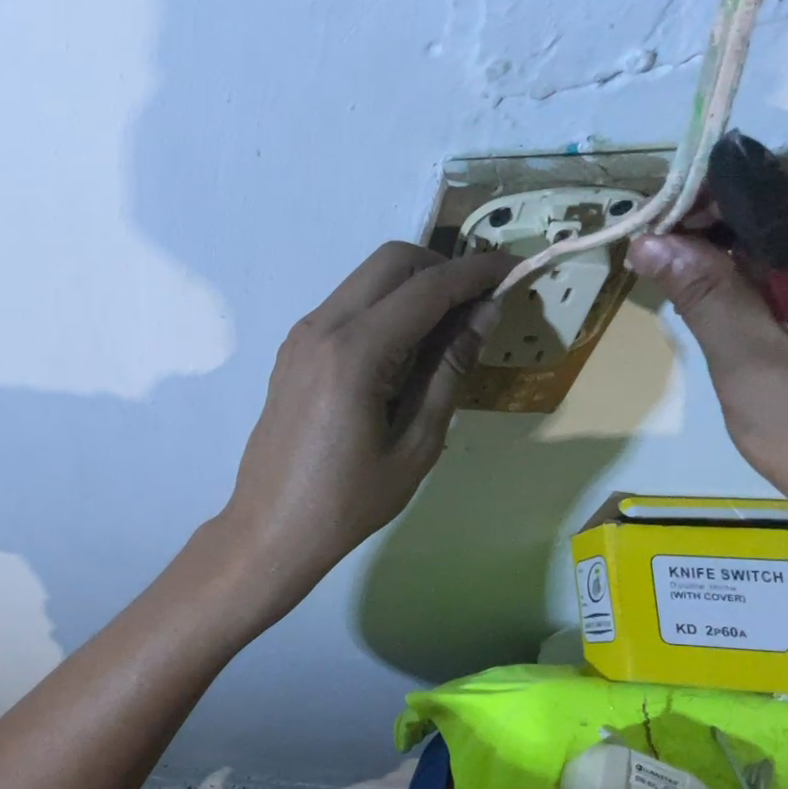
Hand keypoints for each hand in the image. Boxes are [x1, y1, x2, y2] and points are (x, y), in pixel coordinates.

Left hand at [215, 242, 514, 610]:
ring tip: (446, 333)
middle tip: (479, 305)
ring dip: (409, 288)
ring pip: (363, 281)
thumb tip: (483, 312)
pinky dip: (380, 309)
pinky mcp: (290, 355)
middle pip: (390, 261)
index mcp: (354, 352)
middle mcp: (321, 329)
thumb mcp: (417, 444)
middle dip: (441, 268)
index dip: (477, 271)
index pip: (427, 285)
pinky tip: (403, 352)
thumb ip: (450, 370)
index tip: (516, 269)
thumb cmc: (348, 500)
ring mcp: (298, 339)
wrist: (270, 527)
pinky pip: (343, 308)